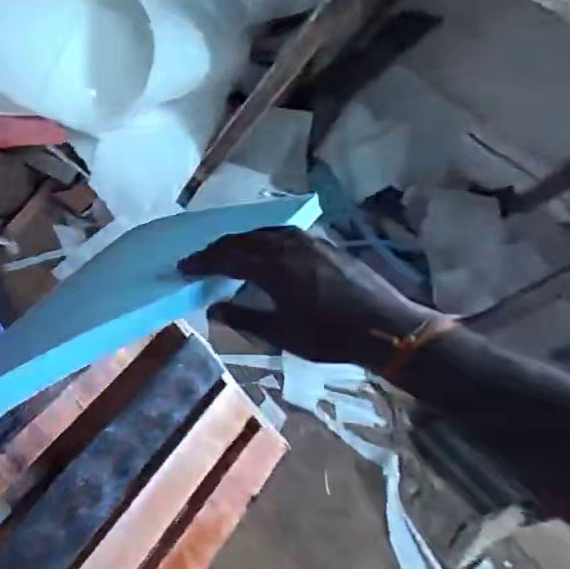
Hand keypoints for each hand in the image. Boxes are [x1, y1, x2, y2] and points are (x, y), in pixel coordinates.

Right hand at [178, 227, 440, 363]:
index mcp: (272, 267)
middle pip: (243, 240)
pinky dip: (265, 239)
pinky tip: (267, 249)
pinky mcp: (326, 244)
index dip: (202, 263)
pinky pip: (285, 233)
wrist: (385, 326)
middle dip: (217, 249)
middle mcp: (287, 246)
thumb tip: (213, 308)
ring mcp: (309, 241)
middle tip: (200, 259)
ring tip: (229, 251)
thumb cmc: (329, 335)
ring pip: (264, 232)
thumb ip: (244, 317)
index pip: (226, 258)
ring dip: (241, 240)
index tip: (183, 267)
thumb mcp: (281, 333)